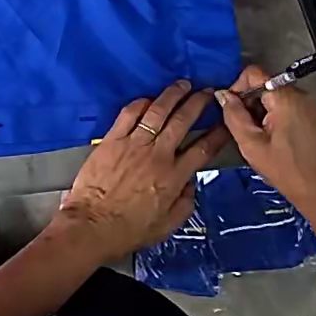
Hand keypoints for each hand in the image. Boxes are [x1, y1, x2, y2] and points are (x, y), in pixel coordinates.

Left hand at [53, 81, 230, 262]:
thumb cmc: (129, 230)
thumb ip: (186, 203)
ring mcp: (134, 144)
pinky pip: (129, 114)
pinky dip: (141, 103)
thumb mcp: (167, 225)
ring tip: (183, 85)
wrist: (90, 228)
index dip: (218, 133)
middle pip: (184, 120)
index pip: (204, 148)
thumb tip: (191, 184)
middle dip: (199, 102)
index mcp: (174, 176)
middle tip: (207, 92)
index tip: (225, 123)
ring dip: (174, 95)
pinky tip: (149, 99)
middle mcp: (158, 154)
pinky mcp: (112, 140)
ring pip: (159, 111)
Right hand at [217, 65, 315, 219]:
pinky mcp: (310, 114)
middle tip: (245, 129)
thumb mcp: (251, 144)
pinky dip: (272, 116)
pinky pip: (285, 105)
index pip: (253, 73)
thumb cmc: (286, 169)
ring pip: (273, 95)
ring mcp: (307, 103)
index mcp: (285, 97)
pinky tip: (272, 139)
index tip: (231, 110)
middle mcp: (299, 94)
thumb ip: (234, 116)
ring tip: (259, 138)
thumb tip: (222, 95)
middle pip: (264, 84)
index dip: (237, 87)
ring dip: (259, 111)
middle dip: (248, 102)